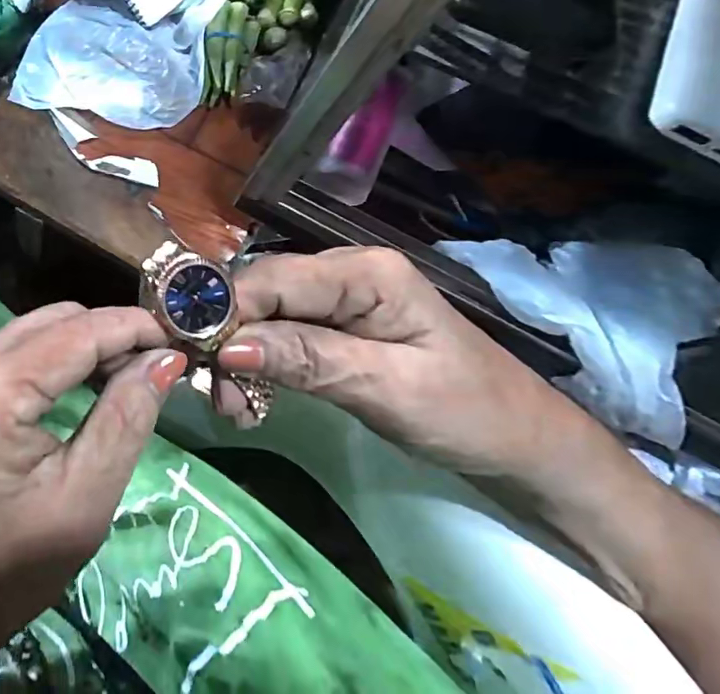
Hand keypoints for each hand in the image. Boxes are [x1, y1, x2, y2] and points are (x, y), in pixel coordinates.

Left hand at [0, 303, 186, 661]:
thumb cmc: (2, 567)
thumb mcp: (80, 504)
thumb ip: (124, 421)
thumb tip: (164, 362)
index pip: (77, 332)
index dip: (134, 329)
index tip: (184, 343)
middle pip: (58, 319)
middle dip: (114, 334)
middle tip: (162, 369)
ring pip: (40, 327)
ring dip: (90, 343)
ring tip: (134, 377)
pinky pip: (22, 347)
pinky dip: (61, 356)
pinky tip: (90, 384)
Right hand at [216, 247, 605, 481]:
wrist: (525, 448)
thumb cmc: (472, 414)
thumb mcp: (391, 390)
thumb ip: (308, 359)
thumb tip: (229, 346)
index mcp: (365, 271)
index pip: (273, 278)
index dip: (225, 310)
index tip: (194, 355)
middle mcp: (341, 271)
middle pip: (259, 292)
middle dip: (226, 338)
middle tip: (214, 394)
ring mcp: (334, 298)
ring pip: (259, 314)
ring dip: (235, 355)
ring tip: (232, 406)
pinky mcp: (329, 325)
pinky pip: (274, 334)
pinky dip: (253, 364)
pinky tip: (247, 395)